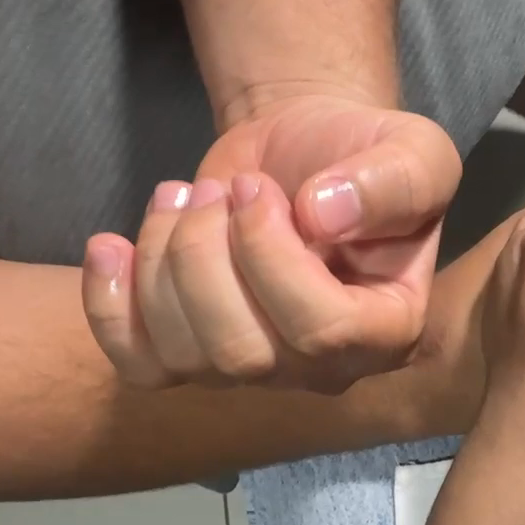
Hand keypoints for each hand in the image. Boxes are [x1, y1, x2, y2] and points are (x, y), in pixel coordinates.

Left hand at [81, 94, 461, 391]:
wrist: (307, 156)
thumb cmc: (365, 154)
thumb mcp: (415, 152)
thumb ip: (394, 183)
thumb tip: (320, 217)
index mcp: (389, 330)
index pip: (323, 329)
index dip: (270, 256)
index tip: (258, 189)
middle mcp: (331, 367)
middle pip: (245, 352)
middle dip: (205, 256)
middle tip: (215, 191)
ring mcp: (264, 371)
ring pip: (189, 355)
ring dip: (164, 259)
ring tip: (181, 199)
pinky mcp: (201, 355)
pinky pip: (142, 366)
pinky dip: (110, 307)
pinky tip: (114, 247)